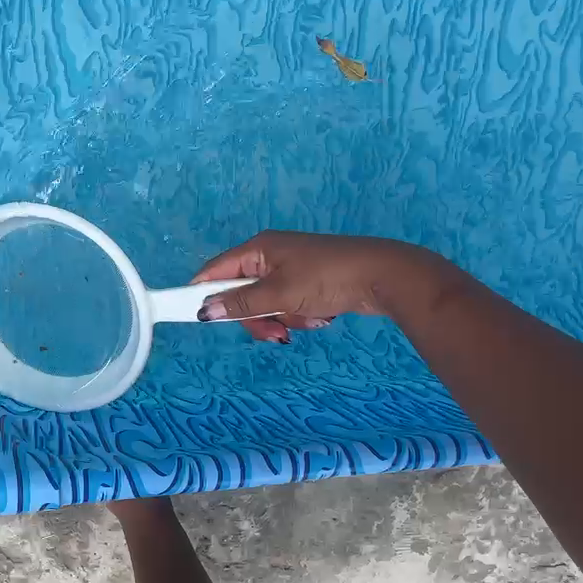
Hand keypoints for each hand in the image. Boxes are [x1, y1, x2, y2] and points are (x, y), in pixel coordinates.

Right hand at [189, 231, 461, 342]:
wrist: (384, 276)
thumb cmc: (327, 278)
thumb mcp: (279, 294)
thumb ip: (241, 305)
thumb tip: (205, 311)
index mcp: (257, 249)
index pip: (214, 271)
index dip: (203, 293)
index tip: (198, 318)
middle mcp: (270, 256)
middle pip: (241, 293)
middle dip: (255, 317)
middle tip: (274, 332)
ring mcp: (290, 268)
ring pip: (266, 304)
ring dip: (281, 319)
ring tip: (306, 321)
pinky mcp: (309, 282)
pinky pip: (289, 305)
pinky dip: (300, 315)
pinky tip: (320, 315)